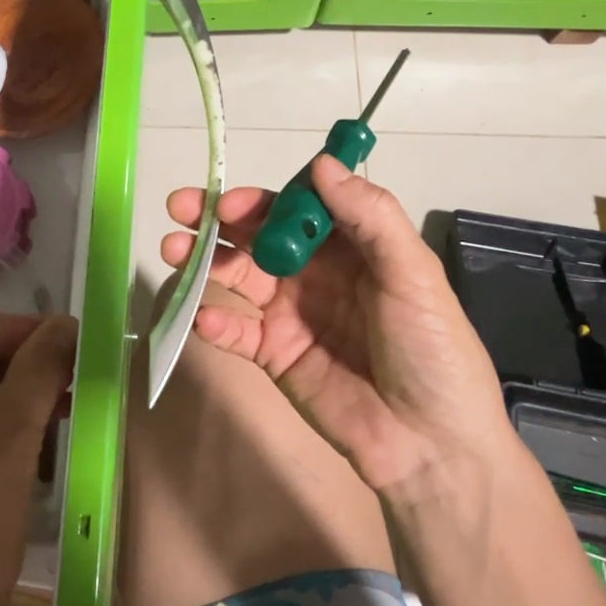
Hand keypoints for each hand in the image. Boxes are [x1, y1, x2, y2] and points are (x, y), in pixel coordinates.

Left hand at [0, 308, 75, 605]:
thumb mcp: (10, 436)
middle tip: (77, 384)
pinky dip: (7, 427)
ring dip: (22, 397)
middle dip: (26, 365)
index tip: (70, 351)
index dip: (22, 330)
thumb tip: (65, 325)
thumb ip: (39, 369)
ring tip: (68, 414)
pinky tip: (42, 447)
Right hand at [162, 156, 510, 493]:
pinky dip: (214, 322)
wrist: (430, 444)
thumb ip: (369, 217)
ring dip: (203, 262)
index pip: (296, 208)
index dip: (262, 199)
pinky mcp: (274, 355)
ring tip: (173, 252)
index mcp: (351, 248)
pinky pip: (236, 331)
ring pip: (237, 276)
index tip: (229, 201)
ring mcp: (290, 315)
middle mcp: (315, 273)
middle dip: (216, 220)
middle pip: (257, 236)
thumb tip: (322, 162)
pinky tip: (205, 320)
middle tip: (181, 209)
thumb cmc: (432, 349)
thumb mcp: (412, 275)